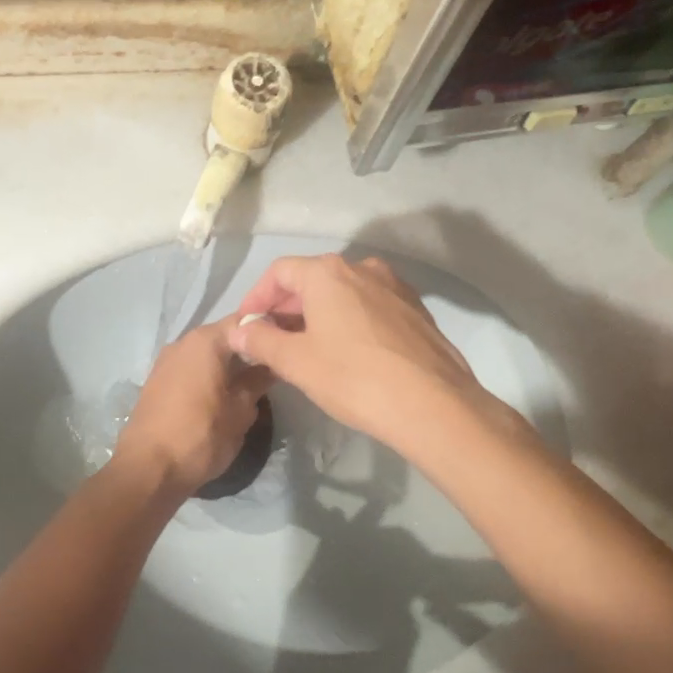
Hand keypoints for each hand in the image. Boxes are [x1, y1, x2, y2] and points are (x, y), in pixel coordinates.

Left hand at [114, 315, 271, 494]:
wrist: (147, 469)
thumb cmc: (201, 436)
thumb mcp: (241, 411)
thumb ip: (257, 381)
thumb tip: (271, 365)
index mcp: (206, 340)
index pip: (247, 320)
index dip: (271, 329)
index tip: (289, 344)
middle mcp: (183, 341)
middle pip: (225, 335)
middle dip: (249, 348)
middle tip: (274, 367)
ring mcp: (166, 361)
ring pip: (207, 353)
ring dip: (229, 363)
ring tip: (251, 384)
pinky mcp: (157, 381)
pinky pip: (192, 368)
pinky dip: (210, 375)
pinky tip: (223, 394)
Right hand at [228, 255, 521, 461]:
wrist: (432, 404)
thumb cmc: (353, 378)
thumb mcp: (296, 362)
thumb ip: (261, 341)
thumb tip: (239, 330)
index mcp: (328, 273)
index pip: (279, 272)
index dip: (257, 297)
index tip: (246, 326)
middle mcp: (363, 268)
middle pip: (313, 279)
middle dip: (287, 308)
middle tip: (271, 341)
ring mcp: (394, 287)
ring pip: (344, 293)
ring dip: (319, 315)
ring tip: (307, 349)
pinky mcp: (417, 310)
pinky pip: (371, 307)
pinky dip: (350, 321)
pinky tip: (347, 353)